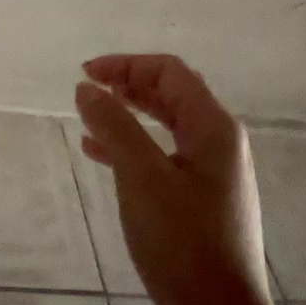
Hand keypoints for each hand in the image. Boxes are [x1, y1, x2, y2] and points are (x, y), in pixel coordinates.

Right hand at [76, 54, 272, 304]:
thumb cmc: (184, 240)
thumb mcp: (142, 176)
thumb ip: (114, 125)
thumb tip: (86, 88)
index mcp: (214, 127)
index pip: (169, 72)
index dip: (126, 64)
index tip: (86, 73)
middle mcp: (219, 142)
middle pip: (171, 94)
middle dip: (127, 84)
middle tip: (88, 88)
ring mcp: (214, 172)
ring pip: (165, 125)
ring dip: (128, 114)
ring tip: (90, 116)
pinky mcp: (202, 199)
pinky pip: (164, 154)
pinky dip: (133, 145)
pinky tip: (101, 154)